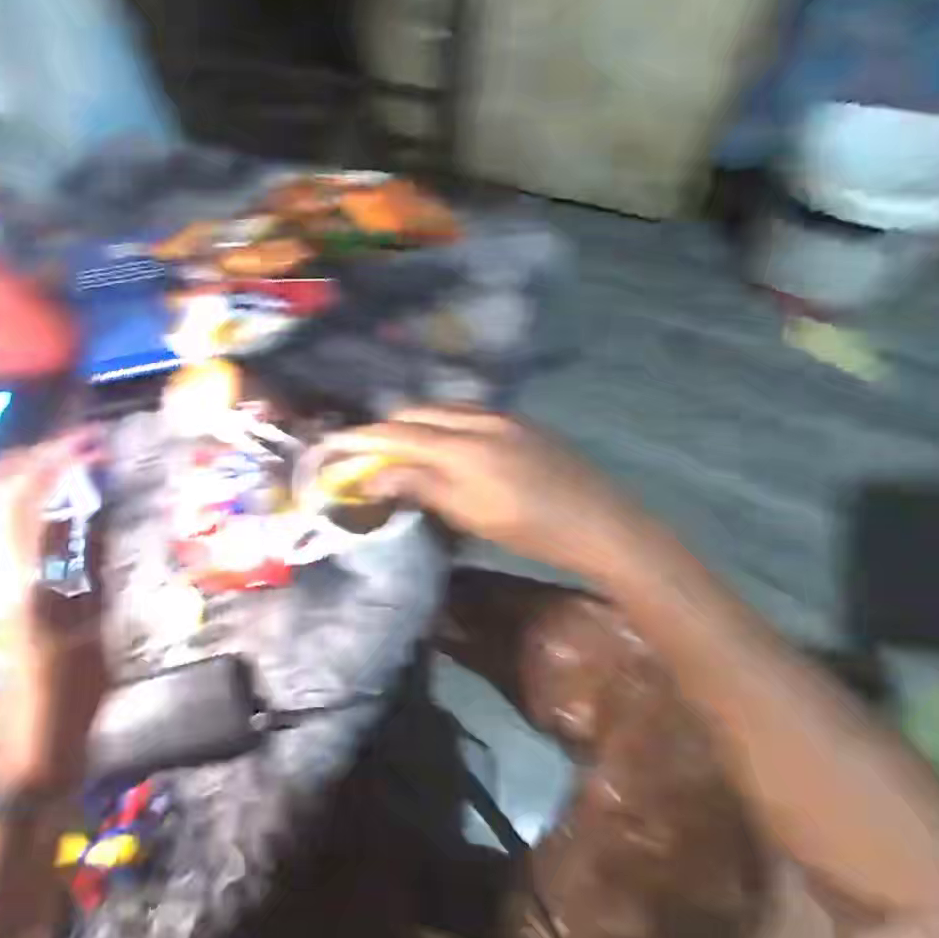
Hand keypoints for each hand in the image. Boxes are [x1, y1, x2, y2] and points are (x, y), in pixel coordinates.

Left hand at [0, 438, 107, 794]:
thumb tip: (93, 512)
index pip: (33, 506)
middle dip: (33, 465)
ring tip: (57, 467)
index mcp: (26, 585)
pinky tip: (40, 514)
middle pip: (1, 503)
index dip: (57, 467)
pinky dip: (16, 513)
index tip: (86, 445)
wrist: (30, 751)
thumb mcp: (96, 631)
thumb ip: (91, 567)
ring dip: (22, 485)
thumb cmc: (72, 697)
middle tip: (70, 447)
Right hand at [326, 405, 654, 578]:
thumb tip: (372, 474)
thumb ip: (418, 485)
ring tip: (405, 449)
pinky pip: (469, 412)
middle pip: (419, 411)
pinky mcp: (522, 423)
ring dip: (417, 423)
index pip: (398, 432)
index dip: (363, 437)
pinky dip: (444, 423)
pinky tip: (448, 446)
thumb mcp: (467, 513)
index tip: (334, 442)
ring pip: (444, 408)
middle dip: (388, 427)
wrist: (603, 524)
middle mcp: (480, 419)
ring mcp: (505, 417)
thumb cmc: (530, 529)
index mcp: (463, 444)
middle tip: (369, 453)